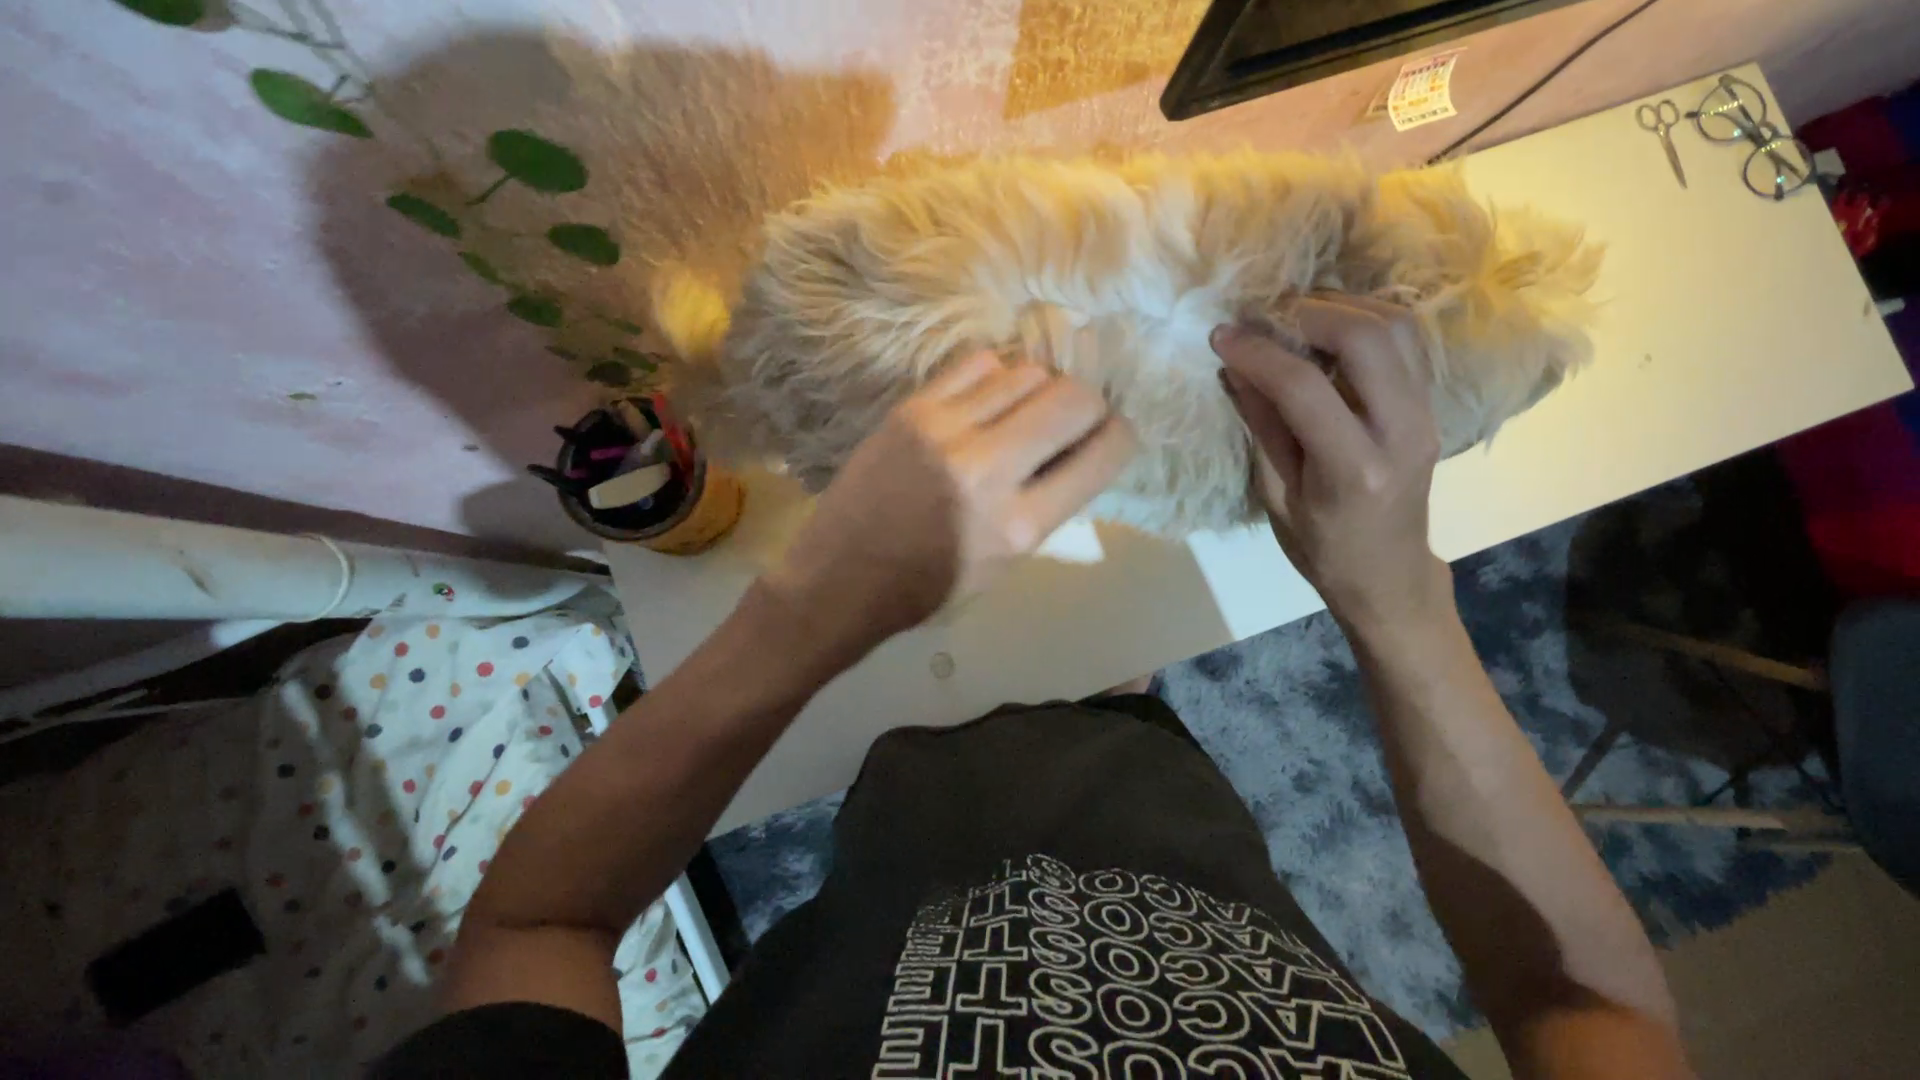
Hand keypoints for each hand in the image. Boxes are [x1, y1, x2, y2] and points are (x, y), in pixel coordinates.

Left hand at [759, 350, 1137, 655]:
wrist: (841, 578)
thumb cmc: (929, 587)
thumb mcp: (1005, 563)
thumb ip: (1048, 503)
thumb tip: (1081, 446)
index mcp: (1020, 525)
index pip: (1104, 451)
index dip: (1119, 436)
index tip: (1111, 434)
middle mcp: (989, 469)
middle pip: (1074, 397)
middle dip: (1088, 405)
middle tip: (1070, 421)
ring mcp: (946, 431)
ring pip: (1028, 372)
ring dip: (1040, 389)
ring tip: (1022, 413)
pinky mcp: (912, 409)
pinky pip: (980, 364)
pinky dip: (997, 376)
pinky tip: (987, 400)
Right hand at [1211, 295, 1450, 636]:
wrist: (1389, 572)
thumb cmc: (1322, 548)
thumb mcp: (1278, 497)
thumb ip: (1262, 426)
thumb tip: (1235, 366)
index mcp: (1354, 469)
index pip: (1304, 387)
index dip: (1258, 352)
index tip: (1221, 336)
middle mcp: (1401, 431)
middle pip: (1366, 336)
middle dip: (1307, 313)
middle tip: (1264, 317)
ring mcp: (1426, 413)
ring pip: (1395, 326)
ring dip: (1340, 307)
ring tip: (1293, 317)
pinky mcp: (1430, 403)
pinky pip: (1405, 339)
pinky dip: (1363, 319)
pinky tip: (1326, 330)